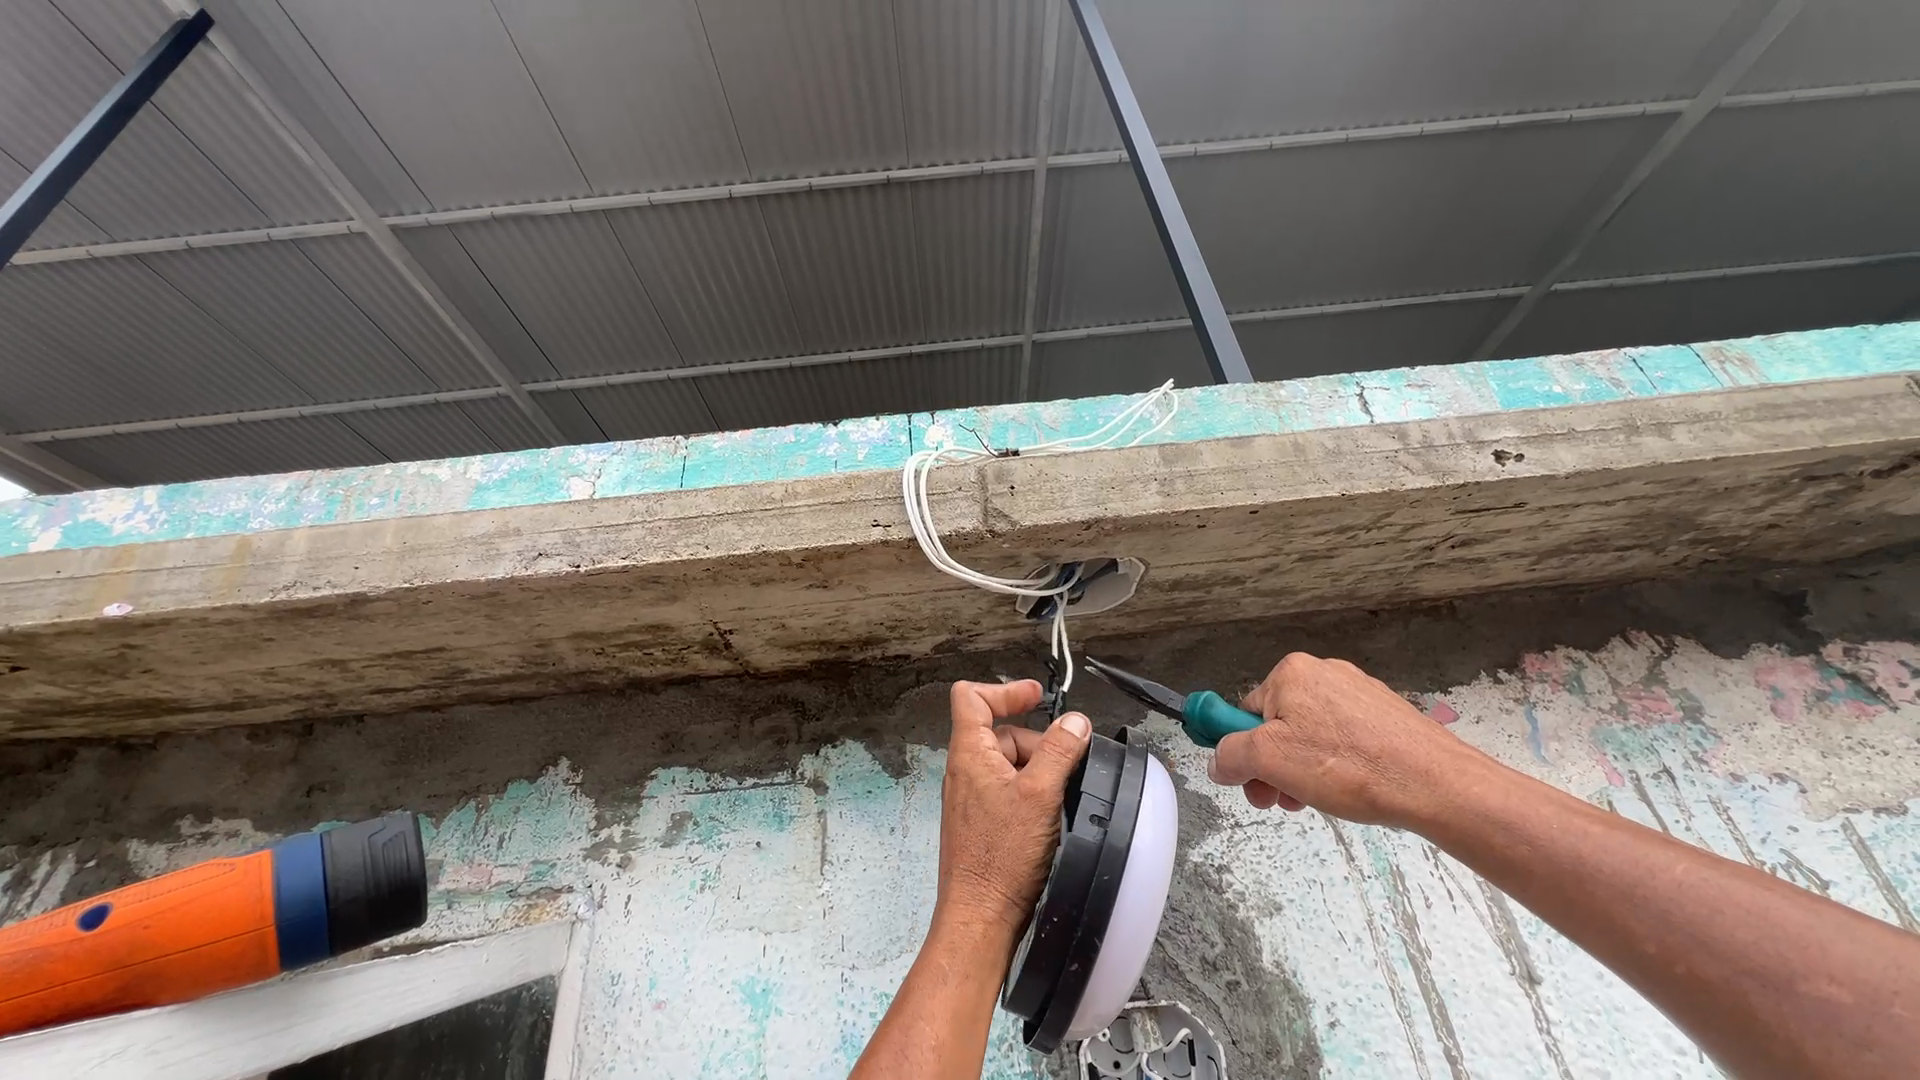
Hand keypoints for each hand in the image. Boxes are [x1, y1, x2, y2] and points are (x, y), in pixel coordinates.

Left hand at [937, 680, 1090, 934]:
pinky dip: (1033, 793)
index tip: (1037, 696)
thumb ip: (1059, 751)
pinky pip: (1009, 791)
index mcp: (969, 754)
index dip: (1005, 690)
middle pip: (1003, 732)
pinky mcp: (983, 822)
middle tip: (1065, 768)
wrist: (981, 916)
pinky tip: (1050, 816)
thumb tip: (1075, 722)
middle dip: (1038, 742)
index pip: (971, 697)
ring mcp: (973, 797)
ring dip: (1039, 771)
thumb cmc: (1001, 858)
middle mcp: (966, 771)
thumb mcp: (1040, 794)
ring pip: (1010, 764)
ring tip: (1058, 799)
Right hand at [1207, 652, 1480, 826]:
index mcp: (1291, 673)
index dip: (1242, 751)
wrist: (1438, 785)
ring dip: (1301, 771)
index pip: (1245, 712)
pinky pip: (1343, 739)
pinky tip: (1348, 790)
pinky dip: (1336, 765)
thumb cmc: (1348, 767)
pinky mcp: (1386, 715)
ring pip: (1310, 735)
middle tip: (1282, 801)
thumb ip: (1230, 755)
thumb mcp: (1270, 760)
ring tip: (1316, 801)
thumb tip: (1218, 762)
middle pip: (1278, 724)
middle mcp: (1324, 672)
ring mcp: (1359, 692)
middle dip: (1273, 766)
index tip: (1251, 784)